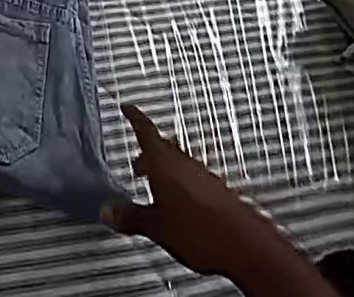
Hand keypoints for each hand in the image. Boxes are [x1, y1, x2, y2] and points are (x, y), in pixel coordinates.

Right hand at [103, 105, 334, 293]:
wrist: (243, 245)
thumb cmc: (201, 229)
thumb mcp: (155, 226)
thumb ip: (131, 216)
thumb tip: (109, 211)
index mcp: (164, 162)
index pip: (145, 130)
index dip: (134, 117)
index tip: (128, 107)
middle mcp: (183, 163)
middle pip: (161, 147)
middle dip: (146, 153)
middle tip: (137, 161)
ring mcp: (202, 175)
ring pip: (177, 163)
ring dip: (164, 170)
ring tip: (156, 186)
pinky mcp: (216, 190)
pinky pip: (192, 178)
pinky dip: (180, 183)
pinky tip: (180, 203)